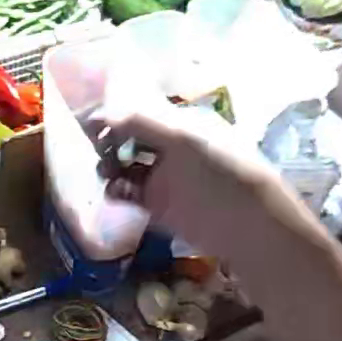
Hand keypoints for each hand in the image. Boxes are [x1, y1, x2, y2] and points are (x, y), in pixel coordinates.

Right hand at [90, 101, 305, 263]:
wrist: (249, 227)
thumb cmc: (221, 174)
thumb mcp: (183, 138)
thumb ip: (142, 123)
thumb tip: (103, 116)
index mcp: (183, 124)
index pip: (141, 113)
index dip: (116, 115)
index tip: (92, 124)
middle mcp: (173, 148)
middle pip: (130, 139)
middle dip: (110, 142)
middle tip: (96, 150)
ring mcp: (166, 179)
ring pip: (126, 167)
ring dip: (110, 167)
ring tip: (103, 173)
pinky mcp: (160, 208)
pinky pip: (130, 194)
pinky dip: (117, 190)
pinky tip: (111, 191)